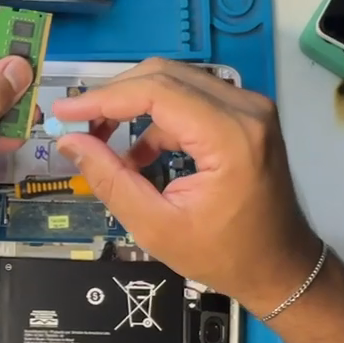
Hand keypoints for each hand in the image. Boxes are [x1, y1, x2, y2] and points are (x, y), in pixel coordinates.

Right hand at [52, 59, 322, 315]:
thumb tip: (70, 143)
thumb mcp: (155, 227)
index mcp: (229, 136)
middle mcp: (245, 108)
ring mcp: (250, 107)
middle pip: (164, 76)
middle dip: (113, 96)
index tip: (63, 113)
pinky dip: (156, 118)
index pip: (155, 92)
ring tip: (100, 138)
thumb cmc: (222, 255)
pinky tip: (137, 153)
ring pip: (175, 81)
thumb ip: (111, 180)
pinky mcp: (246, 115)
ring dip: (132, 104)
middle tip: (77, 125)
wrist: (279, 266)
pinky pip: (190, 98)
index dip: (103, 98)